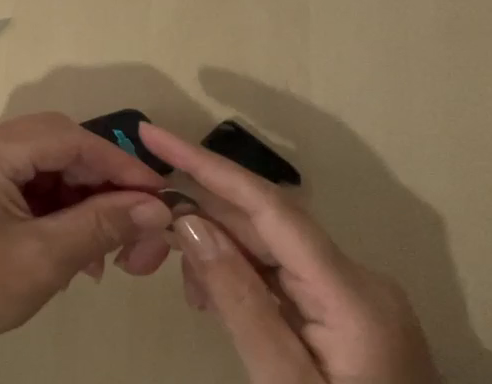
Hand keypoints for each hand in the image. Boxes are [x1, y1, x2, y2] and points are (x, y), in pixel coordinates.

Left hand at [0, 112, 174, 348]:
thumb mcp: (47, 256)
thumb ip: (103, 224)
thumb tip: (158, 207)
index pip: (66, 137)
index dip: (119, 164)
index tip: (162, 199)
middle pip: (57, 145)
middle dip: (103, 184)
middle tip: (139, 230)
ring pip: (47, 165)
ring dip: (85, 202)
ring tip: (111, 255)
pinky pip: (29, 182)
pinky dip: (60, 209)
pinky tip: (82, 252)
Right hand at [139, 123, 438, 383]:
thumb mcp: (280, 375)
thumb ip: (237, 298)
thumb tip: (187, 220)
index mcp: (351, 293)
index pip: (268, 206)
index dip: (205, 164)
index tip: (148, 133)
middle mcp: (356, 280)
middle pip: (257, 226)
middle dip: (192, 223)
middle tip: (135, 242)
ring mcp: (353, 295)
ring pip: (259, 247)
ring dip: (208, 253)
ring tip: (173, 285)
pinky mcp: (343, 311)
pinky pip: (273, 271)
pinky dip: (232, 275)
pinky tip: (208, 299)